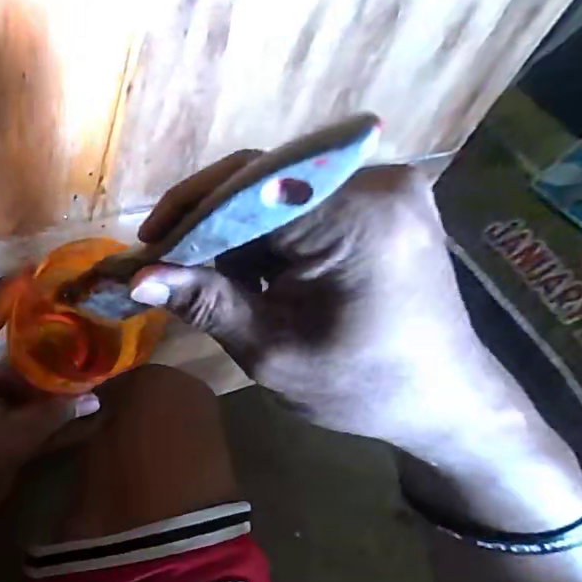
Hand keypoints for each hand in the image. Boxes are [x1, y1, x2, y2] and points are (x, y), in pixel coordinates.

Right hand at [126, 155, 523, 462]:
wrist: (444, 399)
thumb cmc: (360, 386)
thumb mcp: (271, 350)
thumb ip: (206, 303)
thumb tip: (137, 281)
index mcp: (357, 217)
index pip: (247, 186)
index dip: (189, 213)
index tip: (146, 250)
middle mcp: (376, 182)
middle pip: (261, 182)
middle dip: (207, 223)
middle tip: (162, 264)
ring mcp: (384, 188)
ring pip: (277, 193)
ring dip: (233, 233)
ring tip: (202, 278)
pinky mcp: (382, 203)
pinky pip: (302, 204)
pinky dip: (265, 237)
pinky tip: (247, 274)